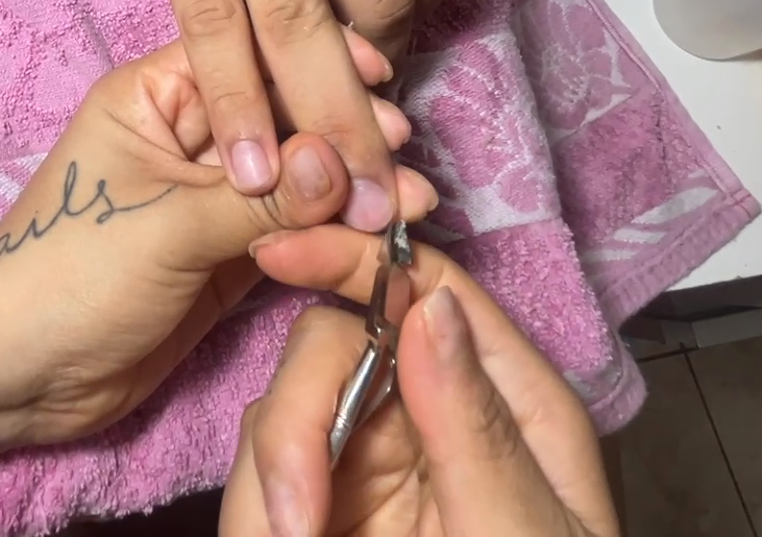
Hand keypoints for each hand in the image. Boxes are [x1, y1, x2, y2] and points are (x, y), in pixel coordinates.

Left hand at [0, 32, 435, 449]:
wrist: (21, 371)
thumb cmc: (72, 270)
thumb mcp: (166, 226)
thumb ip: (259, 199)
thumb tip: (345, 160)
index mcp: (157, 94)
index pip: (244, 58)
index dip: (310, 66)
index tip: (378, 80)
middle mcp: (189, 133)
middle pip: (279, 118)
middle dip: (341, 134)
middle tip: (402, 155)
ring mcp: (212, 194)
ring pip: (293, 178)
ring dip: (348, 190)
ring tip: (410, 204)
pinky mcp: (228, 250)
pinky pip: (290, 231)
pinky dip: (333, 234)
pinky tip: (381, 236)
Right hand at [53, 0, 463, 231]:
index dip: (420, 21)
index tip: (388, 54)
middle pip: (377, 6)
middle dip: (380, 96)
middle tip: (388, 171)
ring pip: (302, 33)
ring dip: (327, 127)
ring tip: (345, 202)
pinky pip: (218, 32)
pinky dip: (238, 106)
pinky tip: (249, 166)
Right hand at [219, 228, 617, 536]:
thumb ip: (477, 425)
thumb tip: (425, 300)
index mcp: (499, 396)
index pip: (422, 283)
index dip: (350, 254)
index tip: (279, 251)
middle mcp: (423, 404)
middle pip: (331, 340)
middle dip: (301, 416)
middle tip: (300, 519)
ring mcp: (364, 449)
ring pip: (283, 402)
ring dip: (278, 479)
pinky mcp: (316, 492)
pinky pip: (262, 463)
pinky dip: (262, 508)